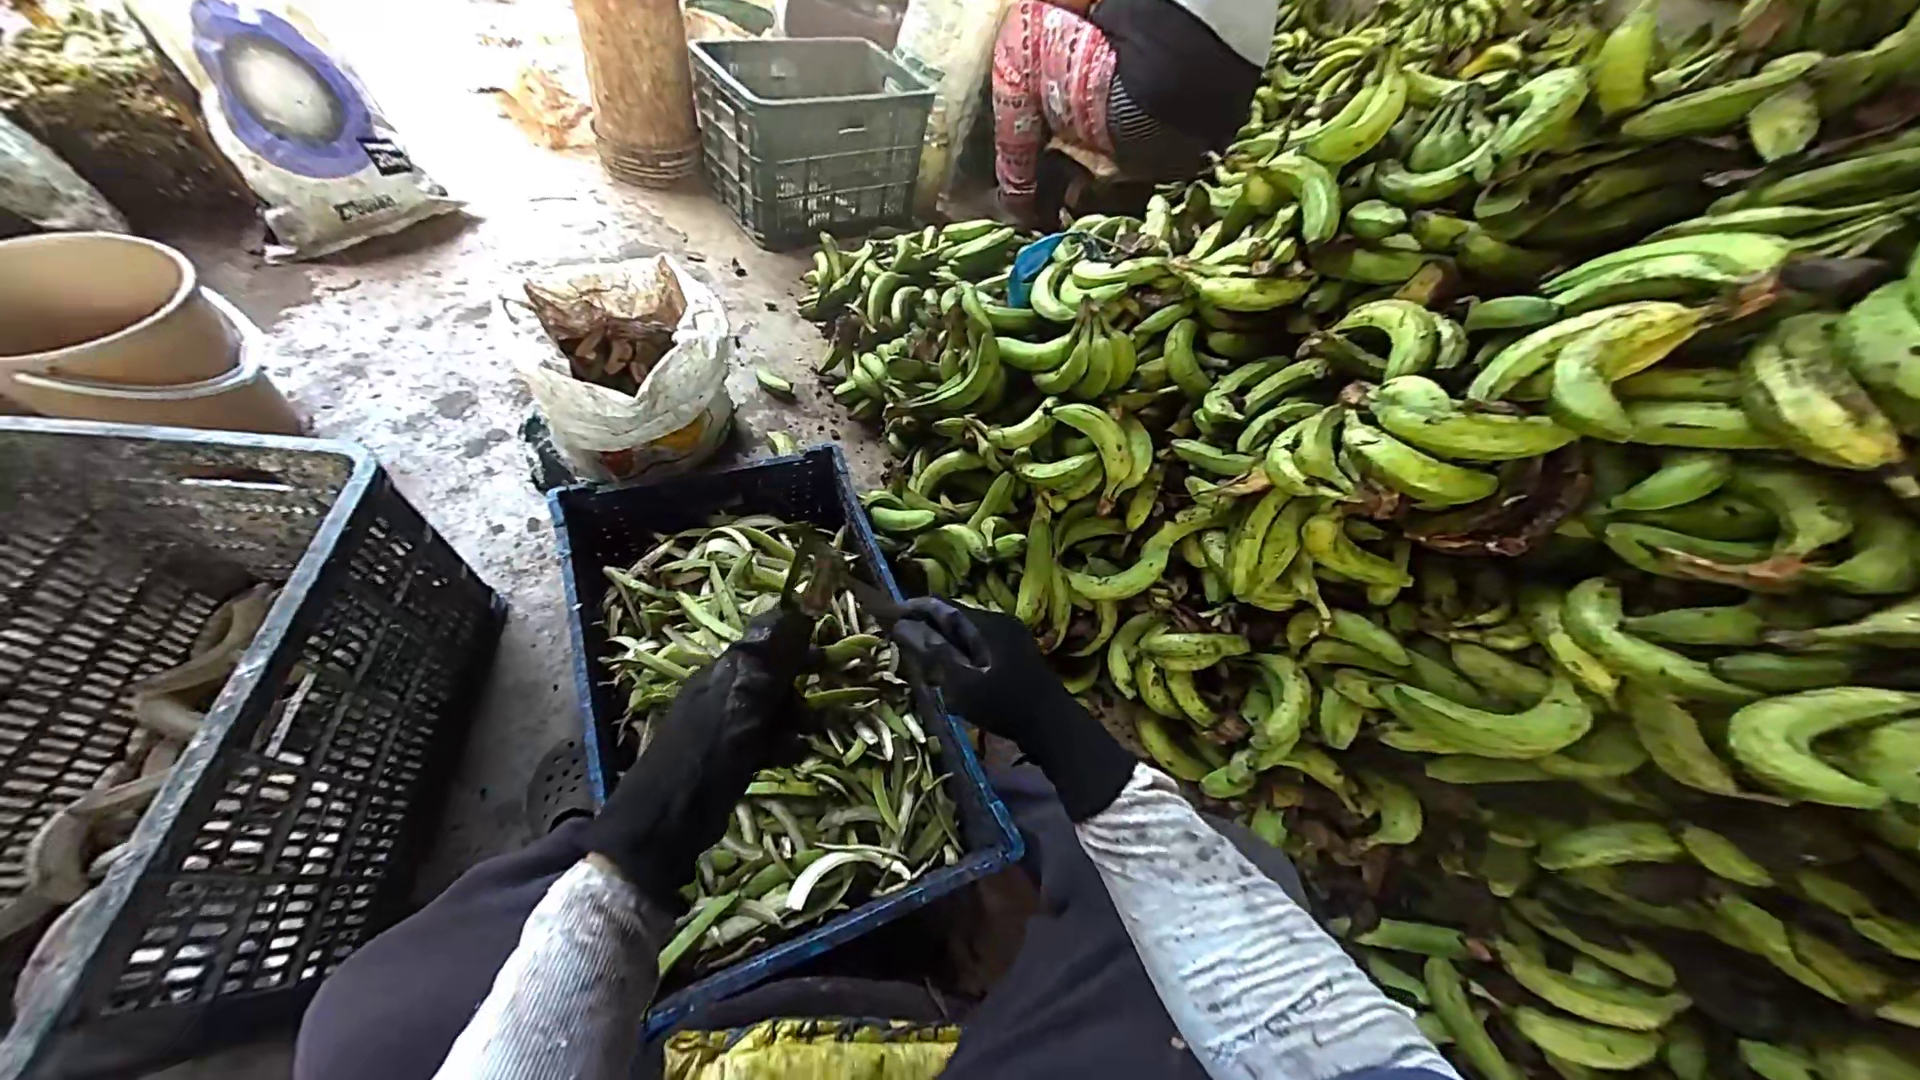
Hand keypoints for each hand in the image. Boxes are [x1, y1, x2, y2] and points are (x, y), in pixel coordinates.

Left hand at [582, 608, 810, 905]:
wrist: (669, 819)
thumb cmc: (710, 752)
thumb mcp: (746, 698)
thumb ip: (774, 658)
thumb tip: (800, 613)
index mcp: (726, 670)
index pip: (766, 639)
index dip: (797, 640)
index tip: (826, 651)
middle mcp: (725, 690)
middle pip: (772, 673)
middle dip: (800, 680)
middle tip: (828, 687)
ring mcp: (727, 724)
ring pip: (773, 707)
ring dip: (797, 715)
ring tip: (812, 730)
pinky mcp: (731, 754)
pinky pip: (767, 737)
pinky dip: (784, 742)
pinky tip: (795, 754)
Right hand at [892, 600, 1135, 820]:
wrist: (1054, 728)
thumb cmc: (1005, 705)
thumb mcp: (962, 681)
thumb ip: (933, 652)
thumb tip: (902, 625)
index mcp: (986, 623)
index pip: (940, 606)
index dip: (912, 609)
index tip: (886, 616)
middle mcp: (998, 622)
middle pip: (953, 618)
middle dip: (925, 628)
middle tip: (899, 642)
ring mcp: (1009, 638)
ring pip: (965, 633)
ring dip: (941, 643)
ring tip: (919, 661)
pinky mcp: (1013, 655)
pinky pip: (978, 646)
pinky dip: (959, 655)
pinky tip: (949, 676)